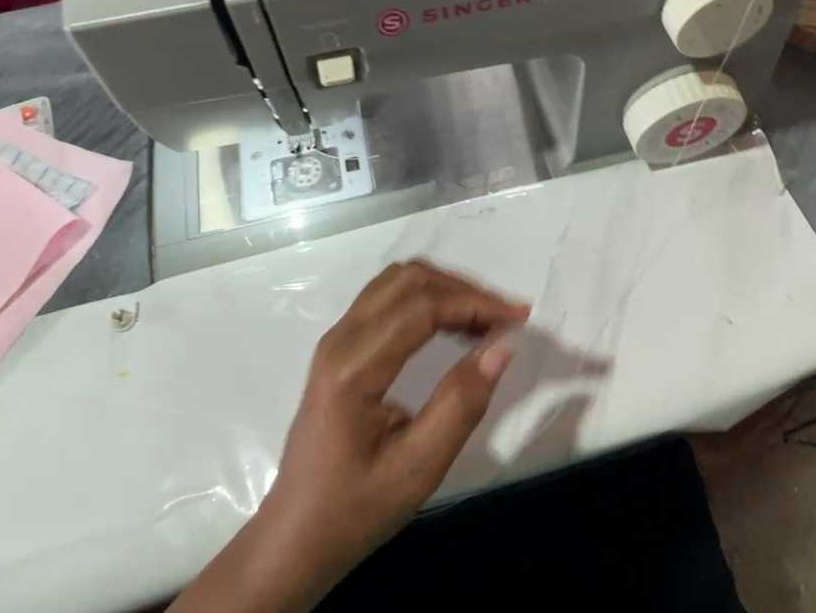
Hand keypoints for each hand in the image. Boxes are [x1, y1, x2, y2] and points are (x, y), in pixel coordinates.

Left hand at [176, 260, 529, 612]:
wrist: (296, 537)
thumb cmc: (355, 509)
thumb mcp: (418, 468)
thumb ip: (460, 404)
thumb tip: (501, 347)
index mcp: (353, 368)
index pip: (422, 306)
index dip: (475, 303)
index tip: (519, 319)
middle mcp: (339, 340)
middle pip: (407, 279)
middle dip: (463, 289)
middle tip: (504, 319)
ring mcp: (335, 342)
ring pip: (396, 283)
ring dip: (444, 290)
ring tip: (485, 323)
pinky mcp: (339, 350)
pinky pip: (386, 301)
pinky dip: (426, 301)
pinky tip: (453, 330)